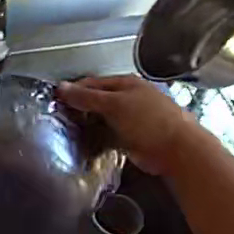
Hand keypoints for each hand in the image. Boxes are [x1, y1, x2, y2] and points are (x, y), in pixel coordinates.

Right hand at [57, 75, 205, 175]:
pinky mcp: (132, 137)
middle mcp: (128, 98)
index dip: (73, 91)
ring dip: (87, 125)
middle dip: (79, 109)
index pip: (91, 83)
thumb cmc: (148, 121)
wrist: (178, 150)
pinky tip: (85, 144)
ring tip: (67, 133)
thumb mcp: (114, 104)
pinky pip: (108, 135)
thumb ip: (86, 97)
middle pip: (96, 101)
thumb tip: (60, 87)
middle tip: (59, 119)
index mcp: (125, 84)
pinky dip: (97, 138)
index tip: (55, 102)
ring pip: (101, 119)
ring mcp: (131, 118)